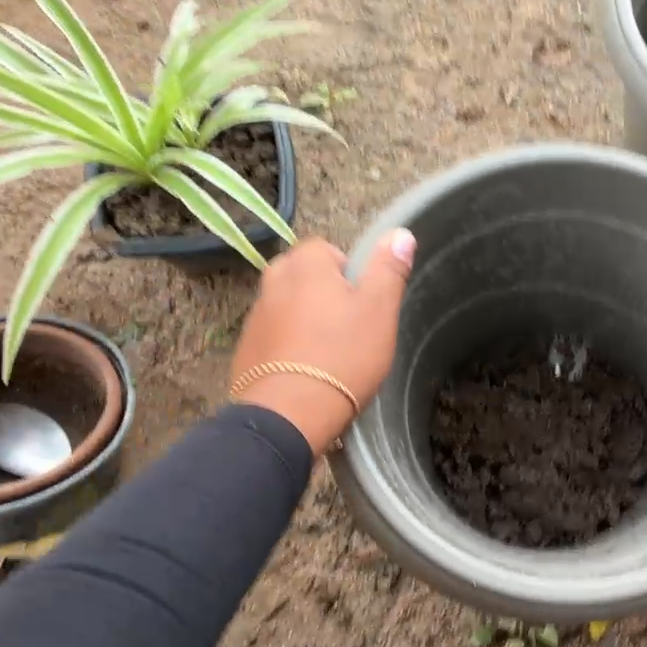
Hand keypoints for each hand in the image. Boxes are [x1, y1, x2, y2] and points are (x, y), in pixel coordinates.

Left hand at [229, 231, 413, 452]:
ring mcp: (256, 317)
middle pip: (305, 275)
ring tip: (331, 351)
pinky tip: (310, 369)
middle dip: (325, 291)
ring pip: (289, 304)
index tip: (363, 300)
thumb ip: (388, 268)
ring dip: (307, 317)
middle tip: (351, 323)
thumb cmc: (343, 354)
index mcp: (305, 265)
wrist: (289, 413)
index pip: (327, 248)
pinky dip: (290, 343)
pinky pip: (276, 333)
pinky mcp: (246, 348)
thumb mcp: (379, 309)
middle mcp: (273, 282)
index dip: (349, 271)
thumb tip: (400, 233)